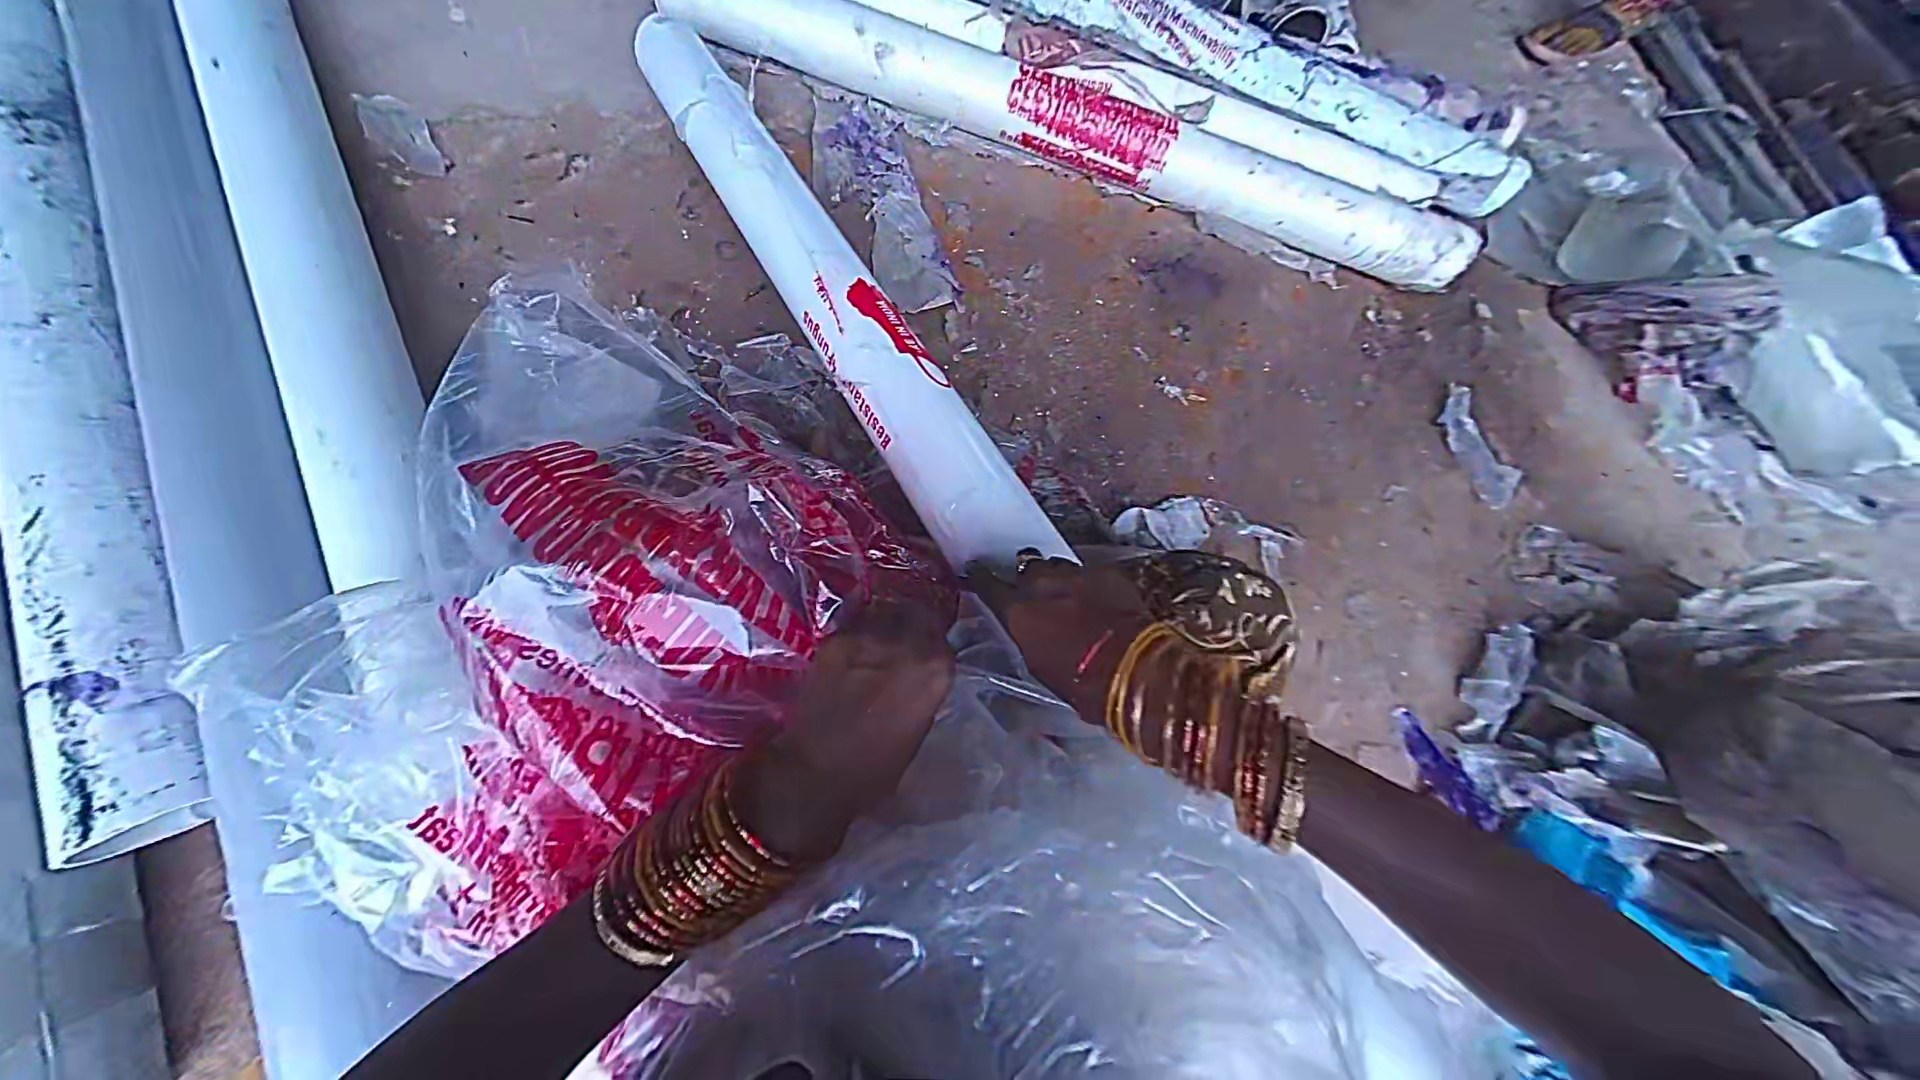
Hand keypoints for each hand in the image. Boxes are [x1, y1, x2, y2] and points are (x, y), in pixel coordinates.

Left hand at [732, 599, 956, 862]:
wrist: (815, 772)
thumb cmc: (875, 769)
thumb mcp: (918, 729)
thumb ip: (925, 691)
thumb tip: (921, 675)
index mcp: (934, 671)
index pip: (944, 638)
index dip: (935, 641)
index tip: (928, 647)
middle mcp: (907, 645)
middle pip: (917, 614)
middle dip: (914, 622)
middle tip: (906, 634)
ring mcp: (869, 637)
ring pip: (885, 612)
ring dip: (886, 621)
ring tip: (879, 636)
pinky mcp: (836, 639)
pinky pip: (856, 624)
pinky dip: (859, 631)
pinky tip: (855, 647)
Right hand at [965, 556, 1153, 722]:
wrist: (1134, 669)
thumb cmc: (1080, 685)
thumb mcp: (1037, 665)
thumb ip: (1026, 635)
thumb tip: (1027, 627)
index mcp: (1018, 611)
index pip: (988, 585)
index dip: (982, 578)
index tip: (978, 573)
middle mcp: (1041, 585)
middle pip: (1027, 569)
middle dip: (1030, 579)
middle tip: (1039, 596)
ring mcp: (1075, 573)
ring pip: (1058, 566)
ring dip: (1059, 579)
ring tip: (1070, 596)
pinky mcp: (1106, 572)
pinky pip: (1089, 572)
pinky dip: (1089, 583)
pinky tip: (1100, 600)